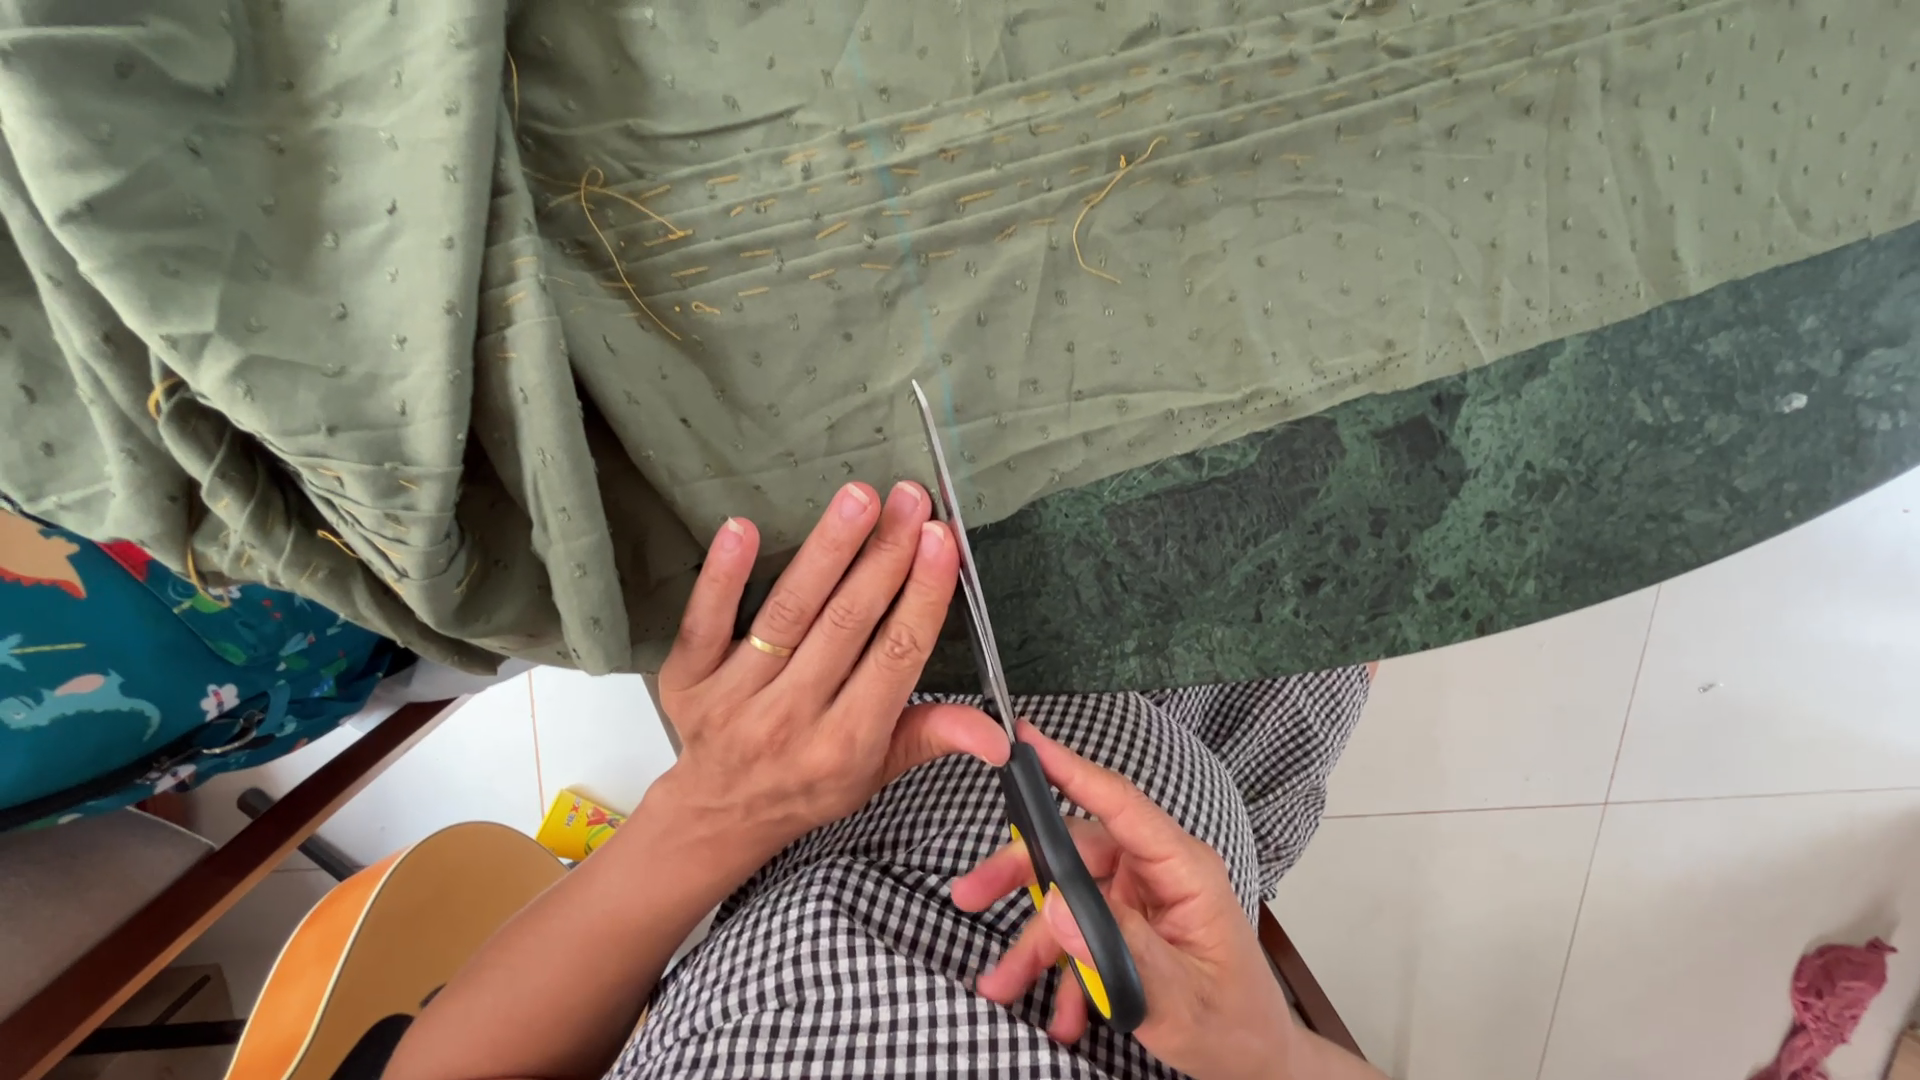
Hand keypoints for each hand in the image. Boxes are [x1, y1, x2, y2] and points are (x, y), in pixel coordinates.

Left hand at [654, 481, 1009, 856]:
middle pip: (847, 623)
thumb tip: (1002, 737)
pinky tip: (743, 528)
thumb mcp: (879, 771)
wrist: (720, 814)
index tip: (942, 541)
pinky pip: (705, 622)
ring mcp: (736, 697)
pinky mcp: (688, 679)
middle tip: (911, 499)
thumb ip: (934, 737)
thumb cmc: (810, 784)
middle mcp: (792, 719)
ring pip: (790, 612)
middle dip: (885, 554)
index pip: (896, 655)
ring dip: (827, 550)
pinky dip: (724, 575)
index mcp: (848, 743)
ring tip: (859, 498)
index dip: (923, 594)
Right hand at [951, 722, 1296, 1079]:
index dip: (1071, 767)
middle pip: (1075, 850)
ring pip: (1065, 897)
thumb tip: (1056, 905)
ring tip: (1000, 984)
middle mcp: (1155, 869)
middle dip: (1021, 872)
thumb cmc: (1234, 1027)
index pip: (1120, 803)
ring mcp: (1136, 895)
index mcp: (1182, 868)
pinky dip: (1058, 972)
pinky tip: (1059, 1015)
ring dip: (1032, 943)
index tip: (1026, 739)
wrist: (1254, 1061)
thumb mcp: (1181, 1000)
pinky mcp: (1122, 921)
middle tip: (971, 892)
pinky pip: (1076, 932)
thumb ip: (1121, 950)